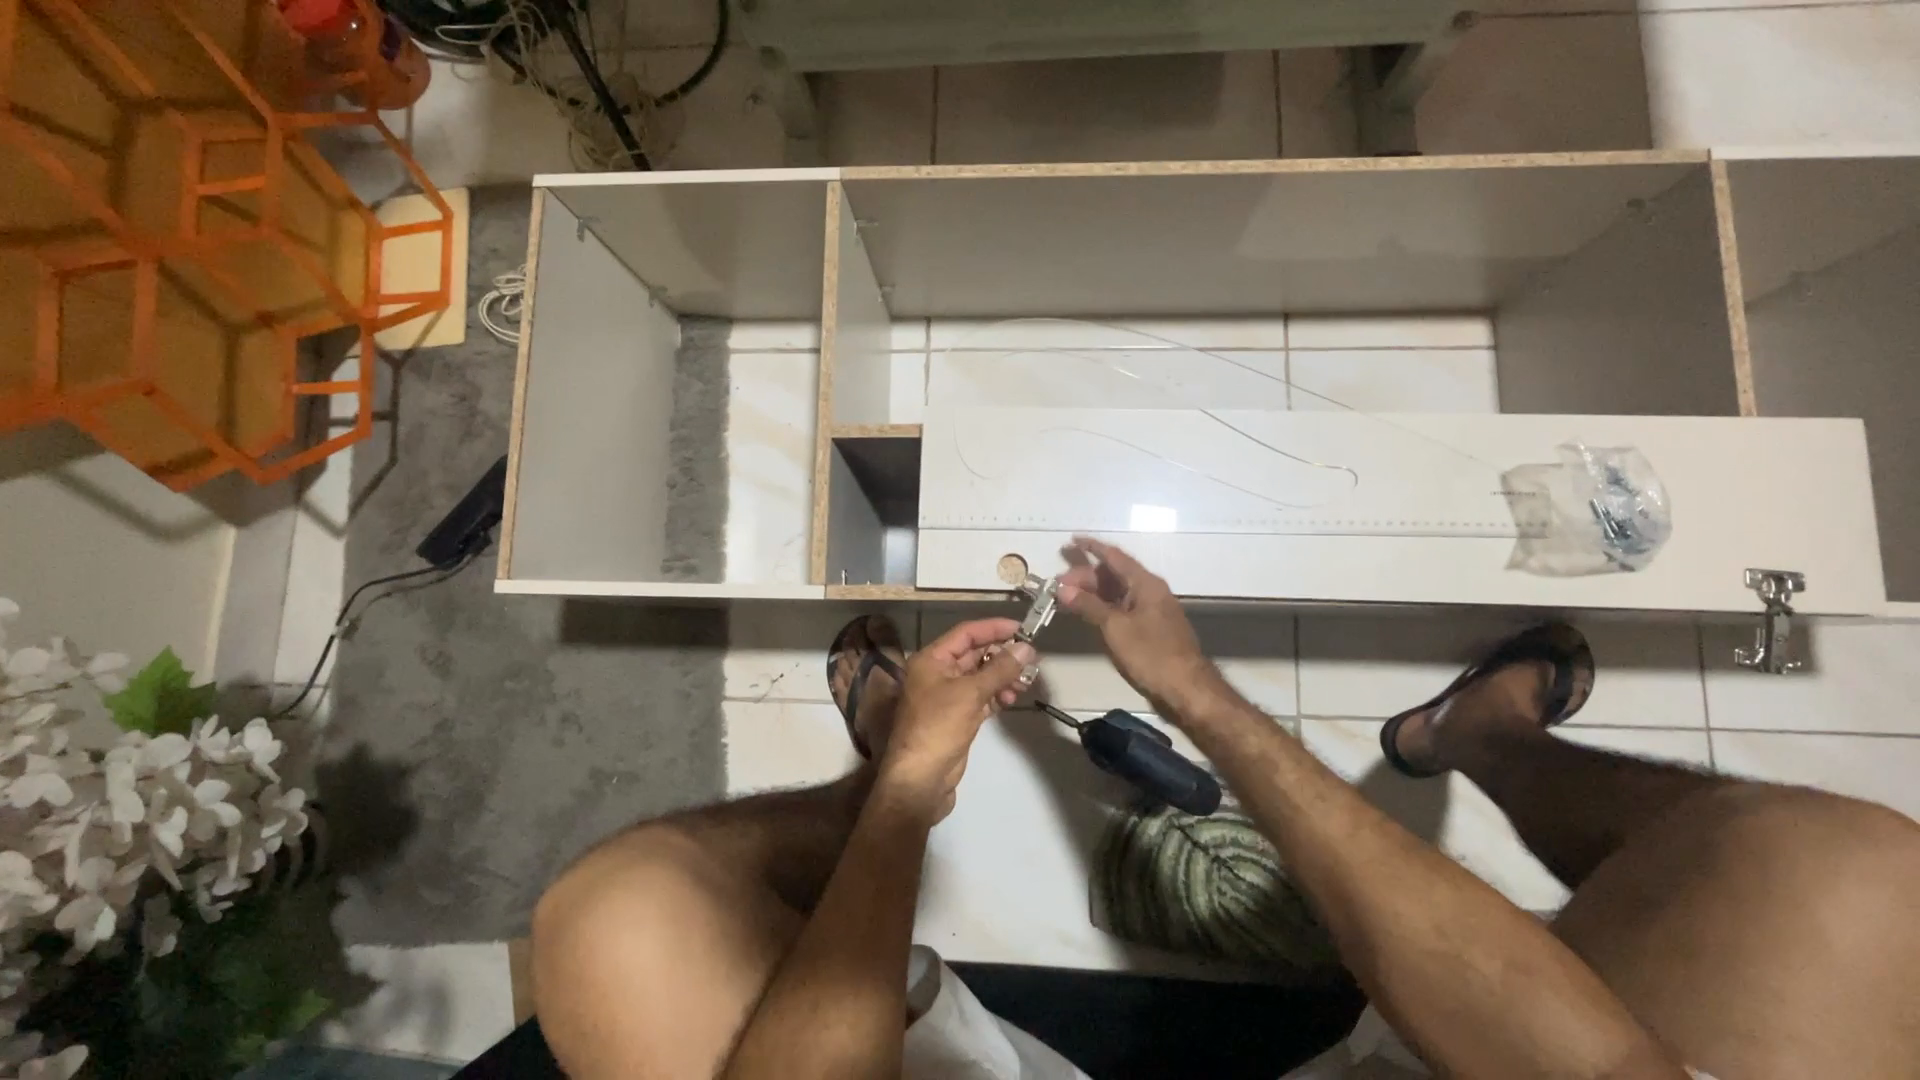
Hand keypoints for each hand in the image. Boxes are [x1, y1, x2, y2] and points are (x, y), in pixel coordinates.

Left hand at [878, 618, 1035, 821]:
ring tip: (1025, 682)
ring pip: (980, 677)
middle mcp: (937, 673)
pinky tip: (1013, 698)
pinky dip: (997, 695)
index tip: (1022, 629)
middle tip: (1031, 659)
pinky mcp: (957, 717)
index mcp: (931, 660)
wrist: (920, 779)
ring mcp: (947, 696)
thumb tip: (1025, 648)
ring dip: (1003, 677)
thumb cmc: (938, 728)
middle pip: (974, 654)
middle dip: (1002, 655)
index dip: (993, 628)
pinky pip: (981, 697)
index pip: (966, 633)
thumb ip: (999, 669)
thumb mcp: (970, 694)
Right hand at [1056, 536, 1227, 717]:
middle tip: (1059, 584)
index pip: (1115, 557)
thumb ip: (1088, 605)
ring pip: (1117, 593)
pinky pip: (1122, 608)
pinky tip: (1087, 614)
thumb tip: (1063, 588)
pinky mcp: (1150, 629)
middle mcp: (1150, 591)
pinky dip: (1103, 608)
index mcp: (1146, 584)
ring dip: (1092, 593)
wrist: (1185, 687)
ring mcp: (1151, 610)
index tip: (1071, 541)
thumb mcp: (1115, 627)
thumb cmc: (1151, 653)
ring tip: (1067, 599)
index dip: (1092, 548)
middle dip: (1086, 576)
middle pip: (1114, 575)